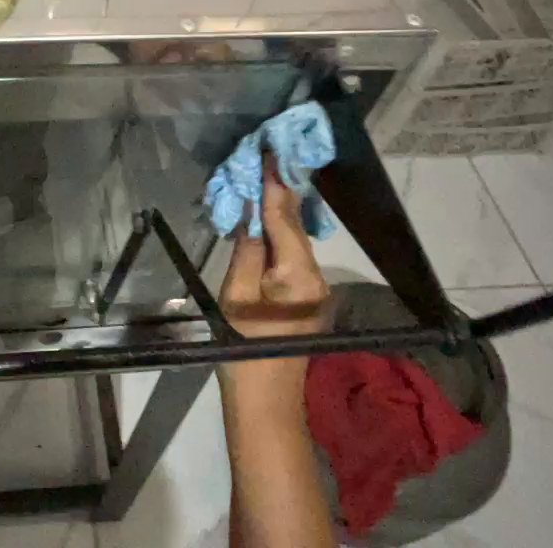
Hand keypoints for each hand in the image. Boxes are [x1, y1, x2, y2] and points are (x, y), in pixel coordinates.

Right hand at [216, 170, 339, 546]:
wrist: (266, 403)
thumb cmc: (244, 350)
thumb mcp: (235, 295)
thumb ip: (245, 250)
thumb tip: (248, 213)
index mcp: (299, 275)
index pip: (284, 218)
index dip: (274, 183)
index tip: (269, 151)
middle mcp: (317, 277)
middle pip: (294, 226)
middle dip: (275, 194)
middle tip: (258, 159)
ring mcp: (317, 289)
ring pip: (294, 241)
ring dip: (275, 214)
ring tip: (255, 183)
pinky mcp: (310, 298)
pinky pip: (293, 256)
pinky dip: (278, 235)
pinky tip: (261, 221)